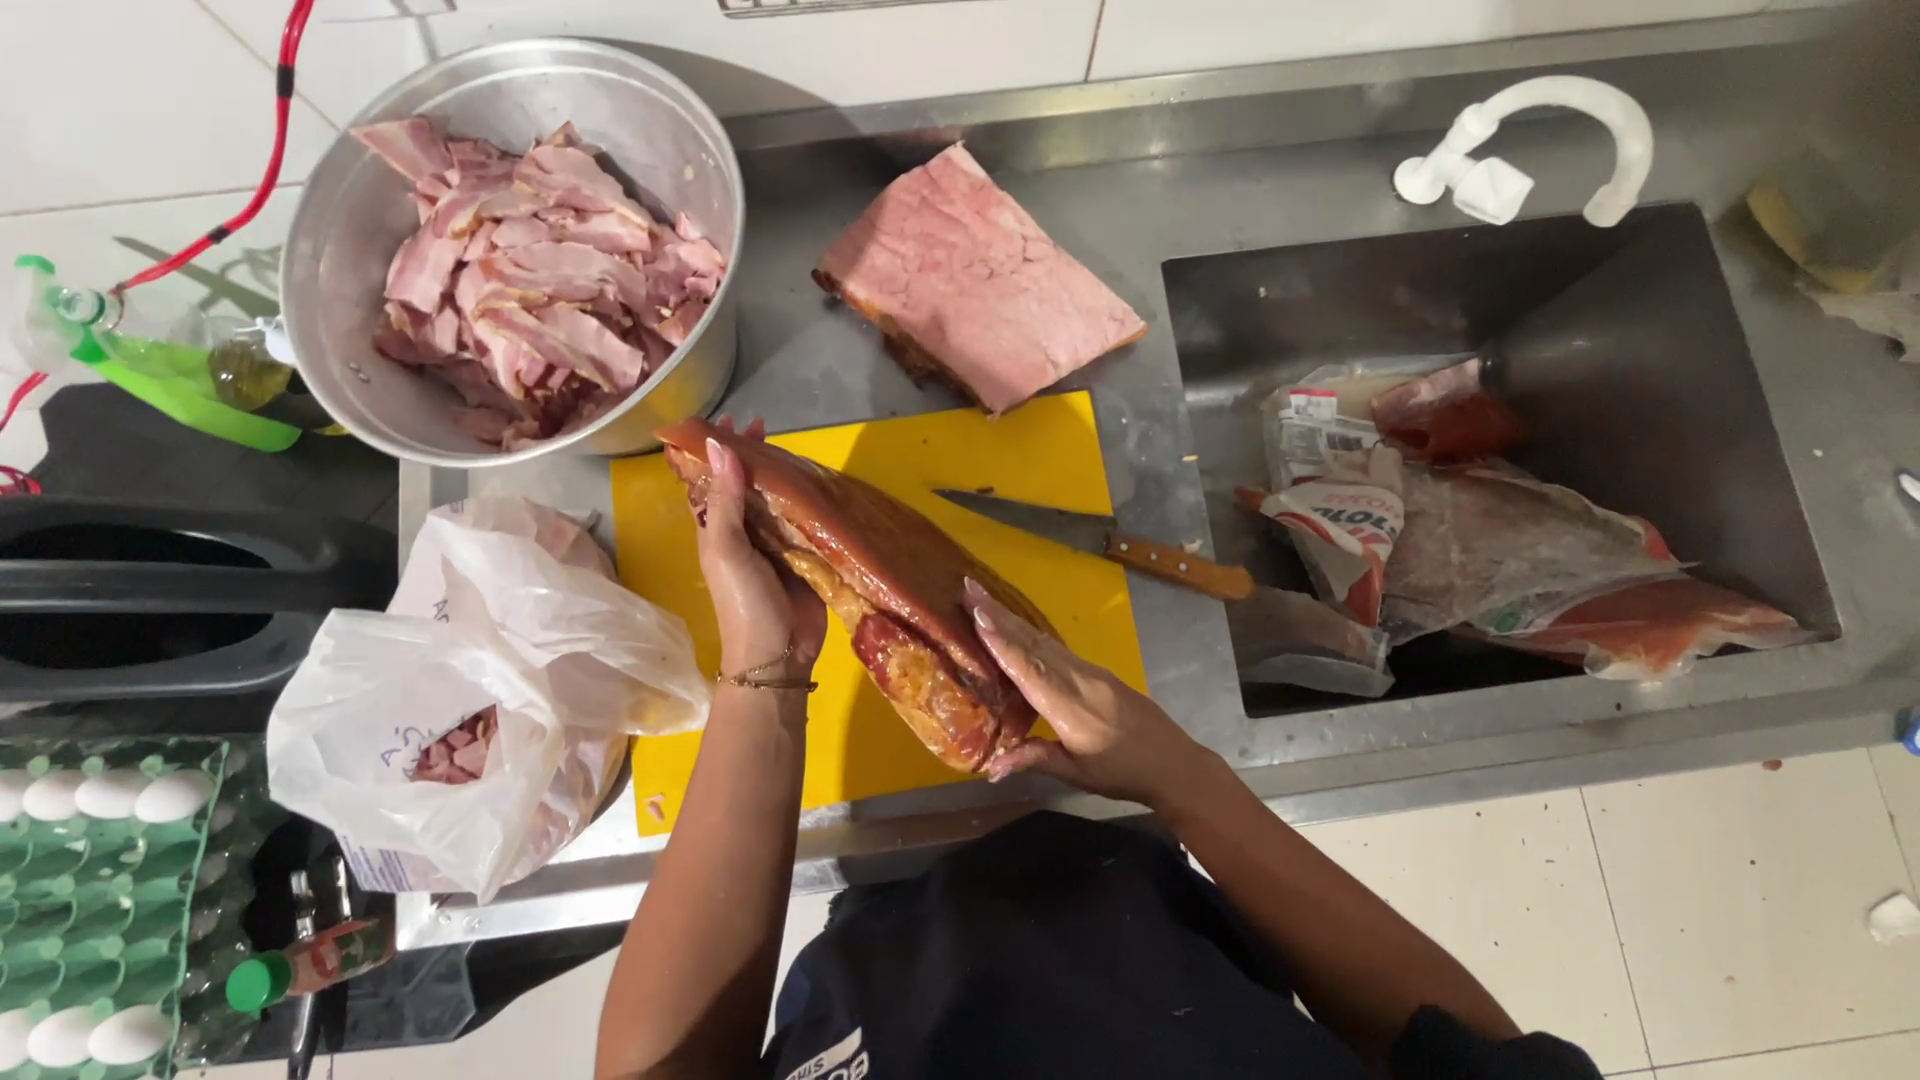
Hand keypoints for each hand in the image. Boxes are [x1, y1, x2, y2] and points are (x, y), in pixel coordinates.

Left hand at [695, 417, 827, 679]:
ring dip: (783, 476)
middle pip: (746, 486)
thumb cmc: (744, 603)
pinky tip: (821, 483)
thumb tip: (720, 446)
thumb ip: (725, 500)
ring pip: (777, 501)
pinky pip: (805, 522)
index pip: (712, 481)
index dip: (717, 452)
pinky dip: (810, 502)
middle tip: (766, 425)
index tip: (731, 422)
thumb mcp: (727, 548)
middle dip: (753, 457)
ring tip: (794, 447)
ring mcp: (776, 546)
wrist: (778, 655)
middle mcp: (745, 534)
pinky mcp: (804, 558)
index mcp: (717, 530)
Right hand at [964, 578, 1222, 809]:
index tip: (978, 614)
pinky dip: (1031, 634)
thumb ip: (1034, 759)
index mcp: (1070, 707)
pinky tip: (1017, 626)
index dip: (1002, 642)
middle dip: (998, 615)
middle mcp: (1079, 680)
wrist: (1174, 763)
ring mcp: (1090, 671)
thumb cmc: (1123, 773)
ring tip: (983, 599)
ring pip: (1044, 641)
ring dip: (1012, 619)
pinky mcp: (1098, 671)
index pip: (1029, 669)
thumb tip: (991, 767)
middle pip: (1033, 643)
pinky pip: (1058, 648)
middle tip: (967, 588)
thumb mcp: (1077, 773)